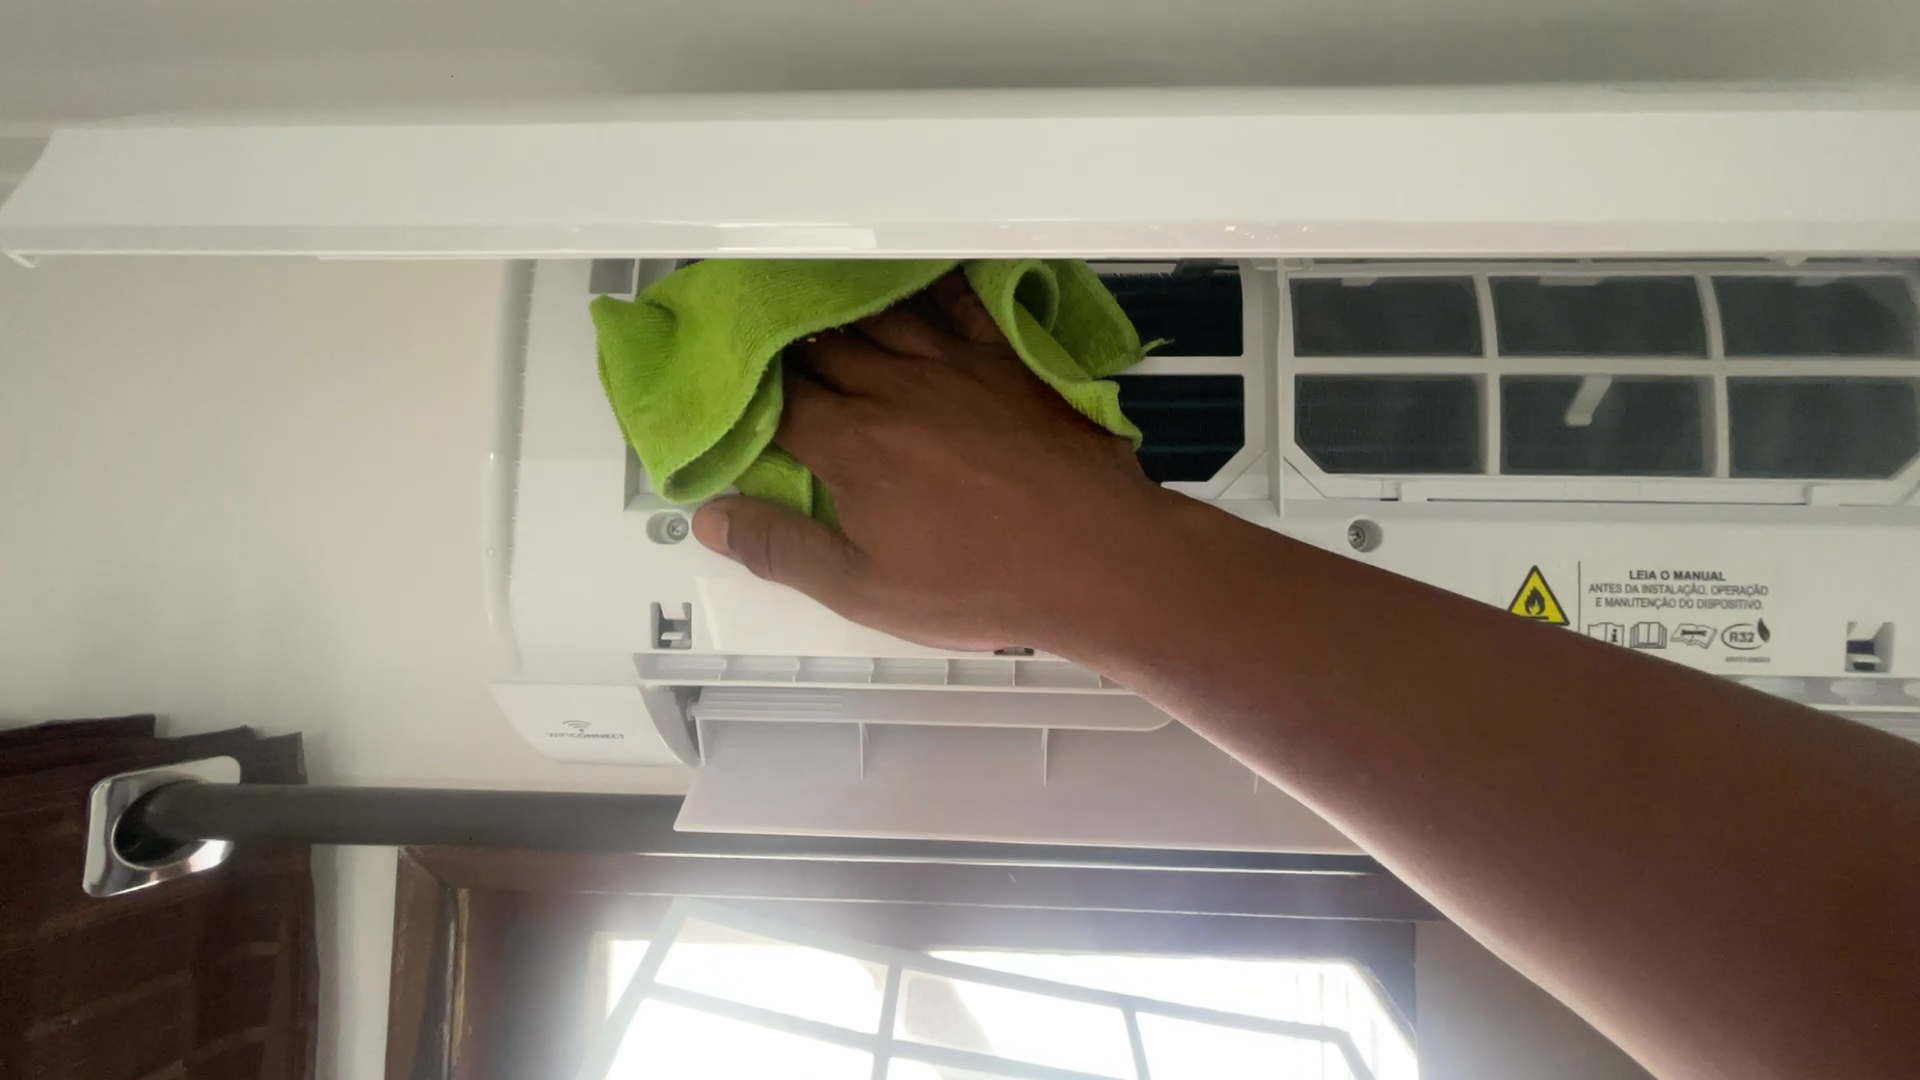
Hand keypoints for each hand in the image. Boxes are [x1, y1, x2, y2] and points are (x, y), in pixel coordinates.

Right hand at [692, 273, 1184, 652]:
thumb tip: (713, 517)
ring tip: (814, 298)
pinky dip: (931, 286)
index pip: (778, 402)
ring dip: (841, 307)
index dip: (745, 393)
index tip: (728, 390)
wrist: (1094, 557)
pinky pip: (960, 305)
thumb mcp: (868, 589)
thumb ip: (784, 549)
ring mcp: (955, 366)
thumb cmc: (982, 581)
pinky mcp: (1007, 361)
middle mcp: (896, 389)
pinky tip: (916, 276)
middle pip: (821, 348)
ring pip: (880, 316)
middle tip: (760, 336)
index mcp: (853, 444)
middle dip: (784, 345)